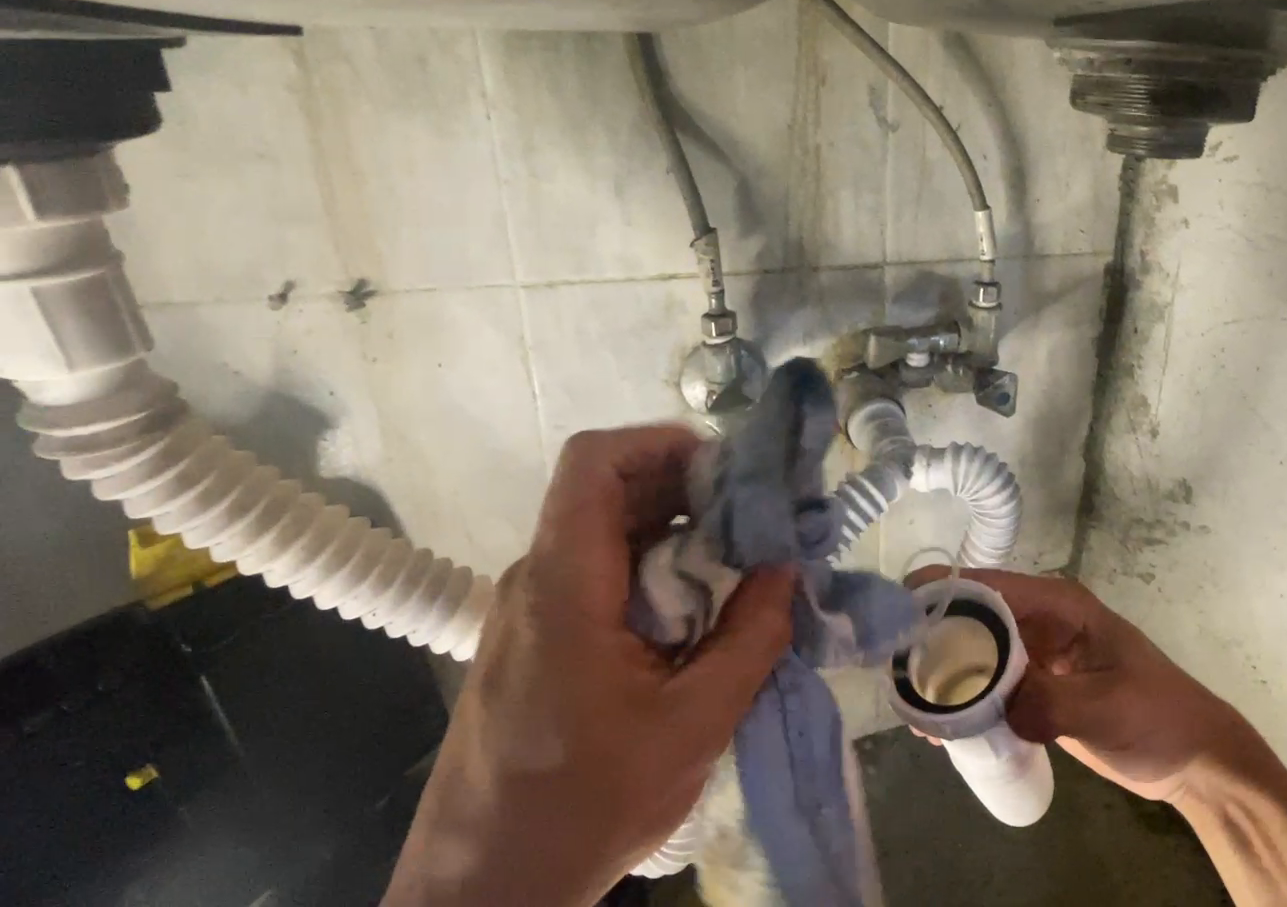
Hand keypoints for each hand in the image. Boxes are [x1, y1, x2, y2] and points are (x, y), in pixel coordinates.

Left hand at [384, 427, 795, 906]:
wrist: (484, 893)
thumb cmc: (584, 805)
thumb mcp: (694, 724)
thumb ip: (751, 636)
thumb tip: (785, 567)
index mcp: (564, 586)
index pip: (593, 463)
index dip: (661, 441)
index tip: (729, 469)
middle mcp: (536, 580)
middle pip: (608, 492)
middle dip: (689, 490)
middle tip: (758, 520)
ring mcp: (530, 610)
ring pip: (607, 534)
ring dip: (677, 535)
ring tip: (741, 565)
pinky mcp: (535, 639)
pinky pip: (599, 575)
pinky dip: (655, 572)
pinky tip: (699, 612)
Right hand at [905, 567, 1254, 803]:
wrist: (1193, 759)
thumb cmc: (1158, 717)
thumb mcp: (1105, 706)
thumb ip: (1049, 701)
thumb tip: (994, 709)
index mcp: (1057, 605)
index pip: (986, 586)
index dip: (940, 595)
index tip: (894, 619)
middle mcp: (1039, 621)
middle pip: (971, 617)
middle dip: (931, 641)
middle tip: (896, 678)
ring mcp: (1035, 656)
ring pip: (974, 653)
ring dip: (943, 676)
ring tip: (912, 712)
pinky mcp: (1035, 689)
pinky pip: (988, 687)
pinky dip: (964, 703)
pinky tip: (942, 733)